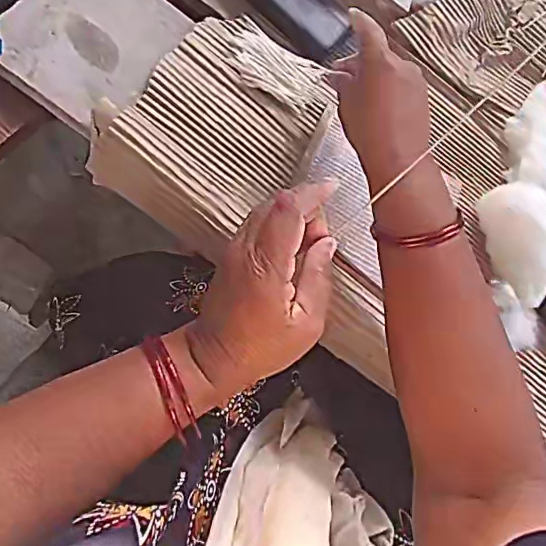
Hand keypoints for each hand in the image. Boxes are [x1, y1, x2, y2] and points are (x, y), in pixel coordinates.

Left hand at [182, 181, 338, 393]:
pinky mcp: (231, 251)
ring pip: (267, 208)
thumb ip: (319, 277)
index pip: (289, 209)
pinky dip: (279, 222)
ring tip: (307, 248)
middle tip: (321, 241)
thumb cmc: (259, 348)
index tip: (332, 187)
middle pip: (279, 202)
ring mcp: (235, 247)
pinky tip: (290, 249)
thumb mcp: (306, 324)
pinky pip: (259, 221)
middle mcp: (247, 248)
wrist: (212, 358)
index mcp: (267, 264)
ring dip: (293, 214)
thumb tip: (327, 245)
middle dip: (307, 207)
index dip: (313, 193)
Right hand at [328, 10, 433, 187]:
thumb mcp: (347, 103)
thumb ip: (343, 82)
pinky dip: (388, 86)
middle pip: (378, 53)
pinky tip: (376, 105)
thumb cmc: (371, 132)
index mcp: (381, 61)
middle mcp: (402, 66)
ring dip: (375, 75)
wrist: (400, 161)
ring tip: (358, 96)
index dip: (359, 22)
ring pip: (390, 68)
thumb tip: (340, 75)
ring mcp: (415, 81)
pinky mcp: (422, 96)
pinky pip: (401, 82)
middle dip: (360, 61)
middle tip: (342, 76)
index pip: (369, 31)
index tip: (353, 16)